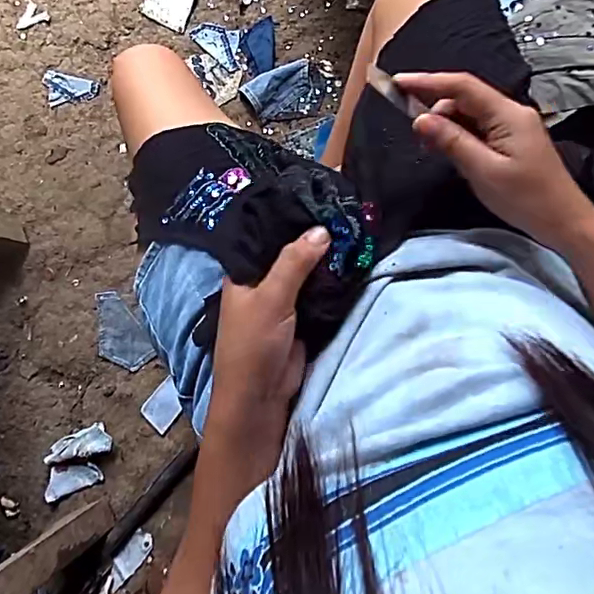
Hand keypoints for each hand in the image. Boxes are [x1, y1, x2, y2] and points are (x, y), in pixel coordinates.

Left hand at [205, 226, 331, 472]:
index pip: (265, 235)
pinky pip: (317, 291)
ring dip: (324, 258)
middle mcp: (260, 282)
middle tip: (342, 210)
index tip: (317, 196)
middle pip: (288, 252)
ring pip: (305, 272)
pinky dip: (330, 280)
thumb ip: (294, 262)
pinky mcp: (300, 316)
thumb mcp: (272, 297)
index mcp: (242, 272)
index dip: (287, 217)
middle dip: (312, 237)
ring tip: (351, 229)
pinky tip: (350, 261)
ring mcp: (282, 300)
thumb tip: (321, 229)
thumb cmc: (253, 344)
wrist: (261, 397)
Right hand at [393, 71, 593, 245]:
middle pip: (465, 98)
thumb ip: (452, 142)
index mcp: (508, 114)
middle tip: (415, 132)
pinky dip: (459, 136)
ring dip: (446, 125)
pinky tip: (450, 152)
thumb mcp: (483, 171)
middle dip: (435, 108)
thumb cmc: (527, 200)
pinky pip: (478, 129)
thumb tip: (421, 119)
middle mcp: (511, 113)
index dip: (427, 82)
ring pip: (470, 114)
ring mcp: (513, 126)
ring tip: (431, 147)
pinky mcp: (512, 141)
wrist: (564, 221)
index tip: (398, 82)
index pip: (462, 86)